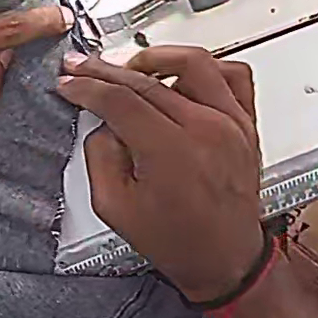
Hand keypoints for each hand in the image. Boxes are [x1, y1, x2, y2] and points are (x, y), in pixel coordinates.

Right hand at [55, 46, 265, 303]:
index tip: (70, 82)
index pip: (119, 100)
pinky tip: (182, 74)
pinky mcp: (246, 124)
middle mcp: (206, 130)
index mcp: (170, 152)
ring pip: (192, 62)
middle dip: (104, 70)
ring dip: (155, 57)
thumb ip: (99, 156)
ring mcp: (231, 124)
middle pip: (146, 79)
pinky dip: (205, 66)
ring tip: (132, 66)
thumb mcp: (114, 207)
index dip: (86, 87)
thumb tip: (100, 122)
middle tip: (83, 67)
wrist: (225, 259)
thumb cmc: (178, 241)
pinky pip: (233, 75)